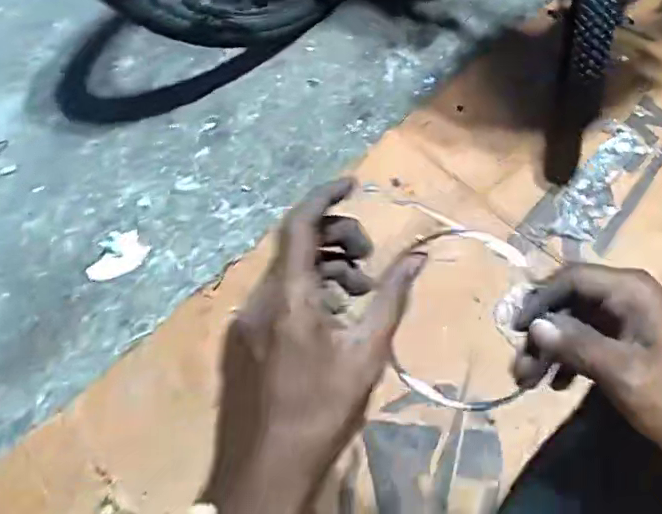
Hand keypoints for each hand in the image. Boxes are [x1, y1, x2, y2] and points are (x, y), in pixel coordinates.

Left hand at [201, 179, 426, 513]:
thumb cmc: (321, 412)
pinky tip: (334, 315)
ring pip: (288, 267)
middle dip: (338, 237)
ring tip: (360, 291)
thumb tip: (418, 256)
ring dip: (326, 265)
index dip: (326, 196)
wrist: (264, 478)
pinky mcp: (243, 338)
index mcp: (289, 296)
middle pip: (297, 241)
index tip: (353, 184)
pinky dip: (309, 287)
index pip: (300, 223)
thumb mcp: (367, 353)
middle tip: (370, 258)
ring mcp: (246, 319)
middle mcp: (260, 298)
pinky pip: (278, 292)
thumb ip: (392, 298)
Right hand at [510, 265, 661, 463]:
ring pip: (578, 320)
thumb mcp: (623, 373)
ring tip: (530, 381)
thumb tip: (535, 323)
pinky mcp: (634, 339)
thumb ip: (577, 345)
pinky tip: (560, 383)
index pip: (571, 278)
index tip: (514, 328)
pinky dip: (572, 356)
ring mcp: (632, 316)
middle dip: (543, 330)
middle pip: (572, 299)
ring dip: (553, 346)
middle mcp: (628, 293)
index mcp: (629, 289)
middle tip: (520, 367)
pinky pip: (592, 337)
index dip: (539, 299)